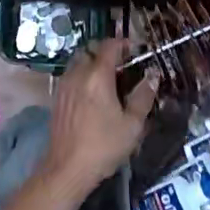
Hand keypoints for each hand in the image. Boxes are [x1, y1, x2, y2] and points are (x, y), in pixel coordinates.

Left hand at [38, 39, 158, 194]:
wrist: (68, 166)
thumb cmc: (104, 146)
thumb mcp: (132, 125)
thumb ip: (143, 97)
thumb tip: (152, 76)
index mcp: (97, 76)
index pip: (108, 47)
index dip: (122, 43)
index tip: (135, 48)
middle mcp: (77, 74)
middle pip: (90, 51)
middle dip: (106, 53)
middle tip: (123, 66)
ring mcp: (63, 84)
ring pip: (78, 62)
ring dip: (93, 64)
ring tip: (109, 81)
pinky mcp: (57, 96)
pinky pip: (71, 75)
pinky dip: (83, 76)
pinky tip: (93, 95)